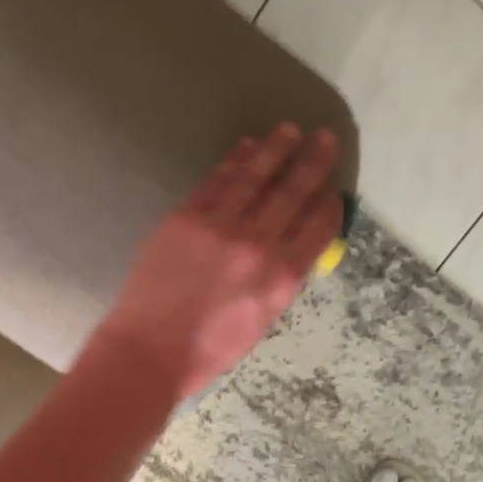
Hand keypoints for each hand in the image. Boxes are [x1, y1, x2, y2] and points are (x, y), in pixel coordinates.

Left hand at [92, 122, 343, 398]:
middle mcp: (258, 245)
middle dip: (313, 162)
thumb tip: (289, 249)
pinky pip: (218, 180)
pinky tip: (247, 147)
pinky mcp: (187, 216)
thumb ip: (278, 281)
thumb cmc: (207, 351)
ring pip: (256, 176)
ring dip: (275, 149)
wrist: (149, 351)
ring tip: (289, 130)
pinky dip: (235, 160)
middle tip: (325, 138)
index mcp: (282, 278)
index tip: (332, 190)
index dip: (329, 205)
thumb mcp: (261, 322)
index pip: (318, 228)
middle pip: (293, 193)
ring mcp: (221, 226)